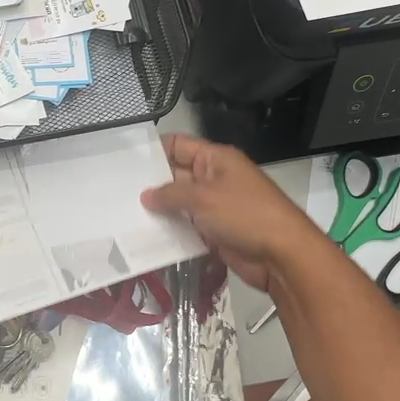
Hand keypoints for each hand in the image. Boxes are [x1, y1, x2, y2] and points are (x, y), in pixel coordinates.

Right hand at [141, 133, 321, 292]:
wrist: (282, 255)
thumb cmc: (245, 214)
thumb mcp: (203, 197)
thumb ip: (170, 194)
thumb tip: (146, 195)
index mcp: (216, 159)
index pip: (178, 145)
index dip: (153, 151)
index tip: (124, 162)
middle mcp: (214, 178)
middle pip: (176, 174)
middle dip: (151, 183)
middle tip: (117, 191)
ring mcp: (215, 205)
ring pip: (179, 203)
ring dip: (159, 210)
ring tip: (124, 214)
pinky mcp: (214, 231)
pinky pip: (187, 226)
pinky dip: (171, 230)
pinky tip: (145, 235)